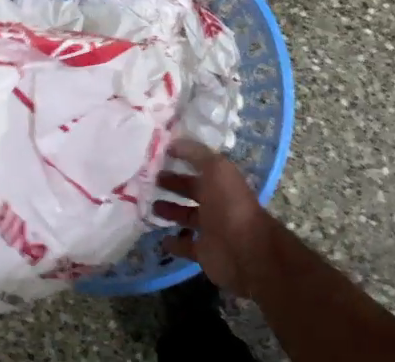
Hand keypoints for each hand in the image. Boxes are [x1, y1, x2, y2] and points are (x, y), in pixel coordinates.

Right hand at [153, 138, 281, 298]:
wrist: (245, 250)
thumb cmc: (229, 203)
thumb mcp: (216, 168)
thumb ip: (196, 153)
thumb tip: (174, 141)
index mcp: (220, 180)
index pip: (199, 165)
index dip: (183, 157)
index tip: (160, 153)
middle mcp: (216, 202)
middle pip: (191, 189)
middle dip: (173, 183)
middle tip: (151, 179)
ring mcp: (210, 228)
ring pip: (186, 215)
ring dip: (170, 210)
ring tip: (150, 205)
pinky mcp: (204, 252)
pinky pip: (185, 245)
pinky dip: (174, 243)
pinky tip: (161, 238)